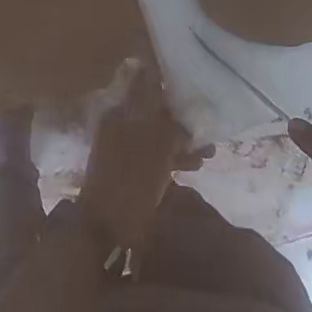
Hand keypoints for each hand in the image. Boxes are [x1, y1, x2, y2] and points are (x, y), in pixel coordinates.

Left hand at [81, 60, 188, 250]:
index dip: (168, 80)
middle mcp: (118, 125)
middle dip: (182, 116)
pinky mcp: (126, 169)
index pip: (145, 82)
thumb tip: (180, 98)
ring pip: (156, 133)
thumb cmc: (133, 182)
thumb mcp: (158, 145)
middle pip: (154, 109)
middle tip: (206, 125)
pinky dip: (172, 156)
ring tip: (206, 153)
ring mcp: (121, 148)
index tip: (194, 83)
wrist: (105, 230)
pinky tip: (193, 166)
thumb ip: (170, 119)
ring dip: (181, 139)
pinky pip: (153, 153)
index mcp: (121, 113)